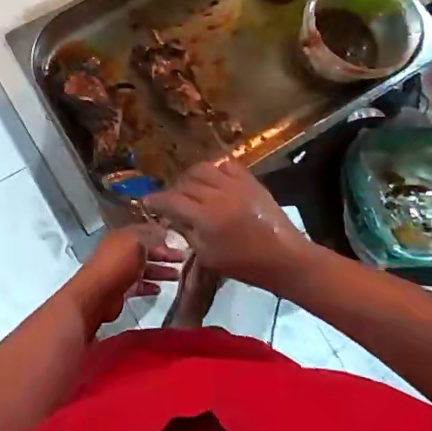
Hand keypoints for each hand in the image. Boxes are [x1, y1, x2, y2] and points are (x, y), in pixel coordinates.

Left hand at [71, 223, 186, 325]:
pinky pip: (139, 285)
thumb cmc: (118, 263)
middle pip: (147, 251)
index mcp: (123, 236)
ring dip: (161, 271)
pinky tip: (161, 290)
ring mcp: (121, 271)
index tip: (180, 239)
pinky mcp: (121, 289)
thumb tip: (165, 230)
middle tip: (184, 259)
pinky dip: (150, 286)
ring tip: (178, 275)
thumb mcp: (137, 242)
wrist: (98, 293)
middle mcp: (122, 251)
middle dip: (165, 254)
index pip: (145, 231)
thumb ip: (152, 236)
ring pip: (145, 269)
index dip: (162, 235)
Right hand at [143, 159, 312, 290]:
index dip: (156, 200)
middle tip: (173, 201)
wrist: (284, 258)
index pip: (171, 200)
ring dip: (191, 177)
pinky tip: (214, 181)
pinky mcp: (250, 181)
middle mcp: (217, 195)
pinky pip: (226, 165)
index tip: (147, 202)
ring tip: (192, 188)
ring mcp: (235, 185)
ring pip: (202, 169)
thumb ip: (187, 233)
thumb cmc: (244, 265)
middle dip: (174, 191)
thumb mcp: (208, 256)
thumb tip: (173, 218)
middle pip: (184, 183)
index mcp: (204, 217)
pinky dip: (215, 170)